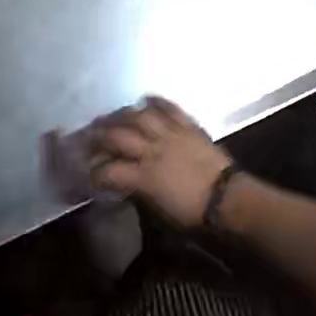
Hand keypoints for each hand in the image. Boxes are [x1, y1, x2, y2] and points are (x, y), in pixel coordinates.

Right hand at [89, 97, 232, 228]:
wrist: (229, 200)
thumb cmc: (194, 215)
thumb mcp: (159, 214)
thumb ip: (138, 194)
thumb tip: (125, 186)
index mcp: (143, 178)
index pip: (107, 171)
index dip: (92, 173)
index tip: (87, 175)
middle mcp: (152, 151)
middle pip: (117, 136)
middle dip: (98, 136)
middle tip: (88, 137)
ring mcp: (171, 135)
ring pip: (139, 117)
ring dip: (121, 115)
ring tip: (112, 117)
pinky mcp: (188, 128)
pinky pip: (170, 109)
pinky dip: (156, 102)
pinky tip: (145, 100)